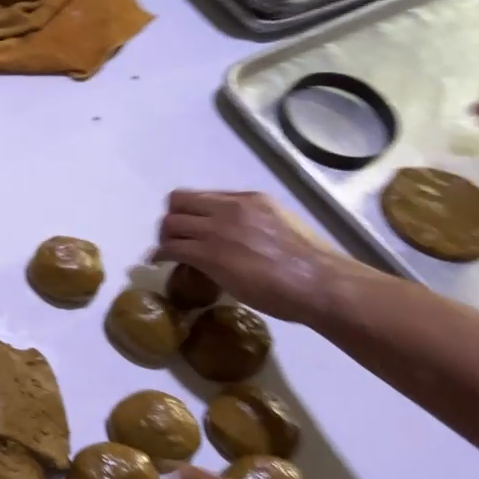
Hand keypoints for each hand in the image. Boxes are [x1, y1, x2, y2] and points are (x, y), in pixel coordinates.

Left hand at [157, 190, 364, 324]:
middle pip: (179, 202)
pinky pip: (170, 249)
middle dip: (171, 220)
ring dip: (164, 238)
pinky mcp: (209, 254)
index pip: (204, 196)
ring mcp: (218, 230)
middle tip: (172, 238)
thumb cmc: (310, 262)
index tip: (190, 227)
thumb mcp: (280, 225)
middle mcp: (231, 208)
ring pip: (170, 224)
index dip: (191, 211)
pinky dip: (160, 255)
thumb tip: (237, 235)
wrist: (319, 282)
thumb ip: (254, 223)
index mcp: (251, 199)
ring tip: (168, 252)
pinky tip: (160, 263)